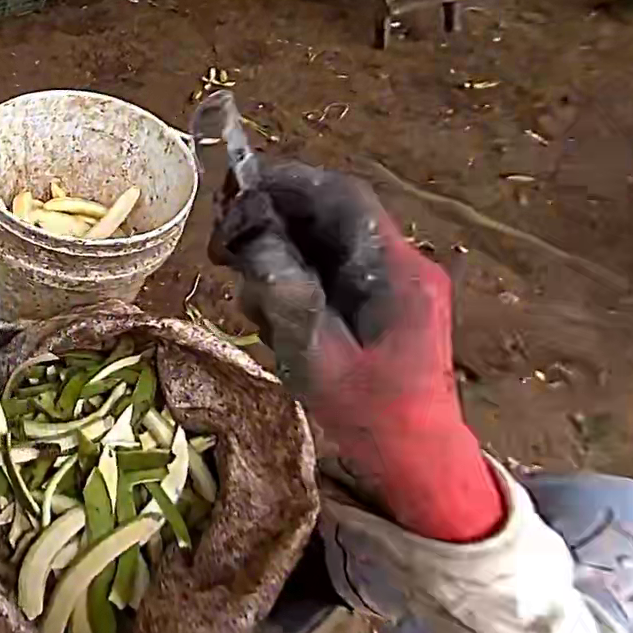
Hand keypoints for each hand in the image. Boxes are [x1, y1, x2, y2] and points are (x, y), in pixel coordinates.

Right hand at [208, 156, 502, 541]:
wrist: (412, 452)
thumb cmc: (368, 410)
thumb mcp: (317, 356)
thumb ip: (288, 296)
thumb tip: (253, 239)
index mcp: (393, 271)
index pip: (341, 197)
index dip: (285, 180)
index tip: (232, 186)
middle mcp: (391, 263)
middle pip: (320, 212)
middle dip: (263, 216)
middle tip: (219, 242)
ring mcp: (378, 278)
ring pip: (311, 236)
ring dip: (266, 246)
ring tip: (232, 273)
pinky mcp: (363, 293)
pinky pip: (313, 261)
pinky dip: (277, 269)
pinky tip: (261, 299)